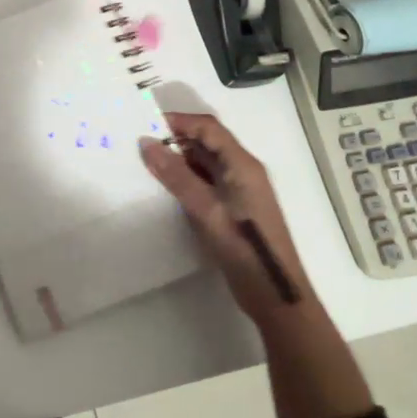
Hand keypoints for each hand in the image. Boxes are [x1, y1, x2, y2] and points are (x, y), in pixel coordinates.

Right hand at [140, 113, 314, 324]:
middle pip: (207, 142)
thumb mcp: (207, 210)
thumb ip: (177, 176)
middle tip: (141, 143)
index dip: (178, 121)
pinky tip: (165, 188)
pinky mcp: (233, 209)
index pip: (208, 128)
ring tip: (146, 163)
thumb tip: (146, 142)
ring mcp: (239, 191)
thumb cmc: (245, 248)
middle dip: (175, 139)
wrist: (275, 296)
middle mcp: (243, 171)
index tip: (145, 123)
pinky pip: (206, 182)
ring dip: (179, 159)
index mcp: (243, 165)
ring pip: (205, 163)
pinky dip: (185, 179)